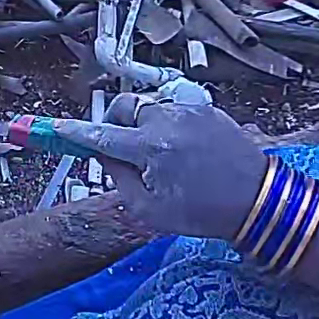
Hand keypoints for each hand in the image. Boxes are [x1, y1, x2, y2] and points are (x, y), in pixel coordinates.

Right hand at [54, 95, 268, 241]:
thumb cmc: (203, 212)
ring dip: (142, 123)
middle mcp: (167, 120)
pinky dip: (167, 124)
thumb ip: (118, 179)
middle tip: (122, 145)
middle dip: (114, 121)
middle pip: (123, 105)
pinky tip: (182, 148)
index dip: (74, 132)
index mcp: (150, 148)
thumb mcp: (149, 209)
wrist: (264, 201)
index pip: (100, 135)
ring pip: (148, 106)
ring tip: (159, 150)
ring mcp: (189, 111)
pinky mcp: (207, 109)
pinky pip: (173, 109)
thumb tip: (104, 155)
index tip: (55, 127)